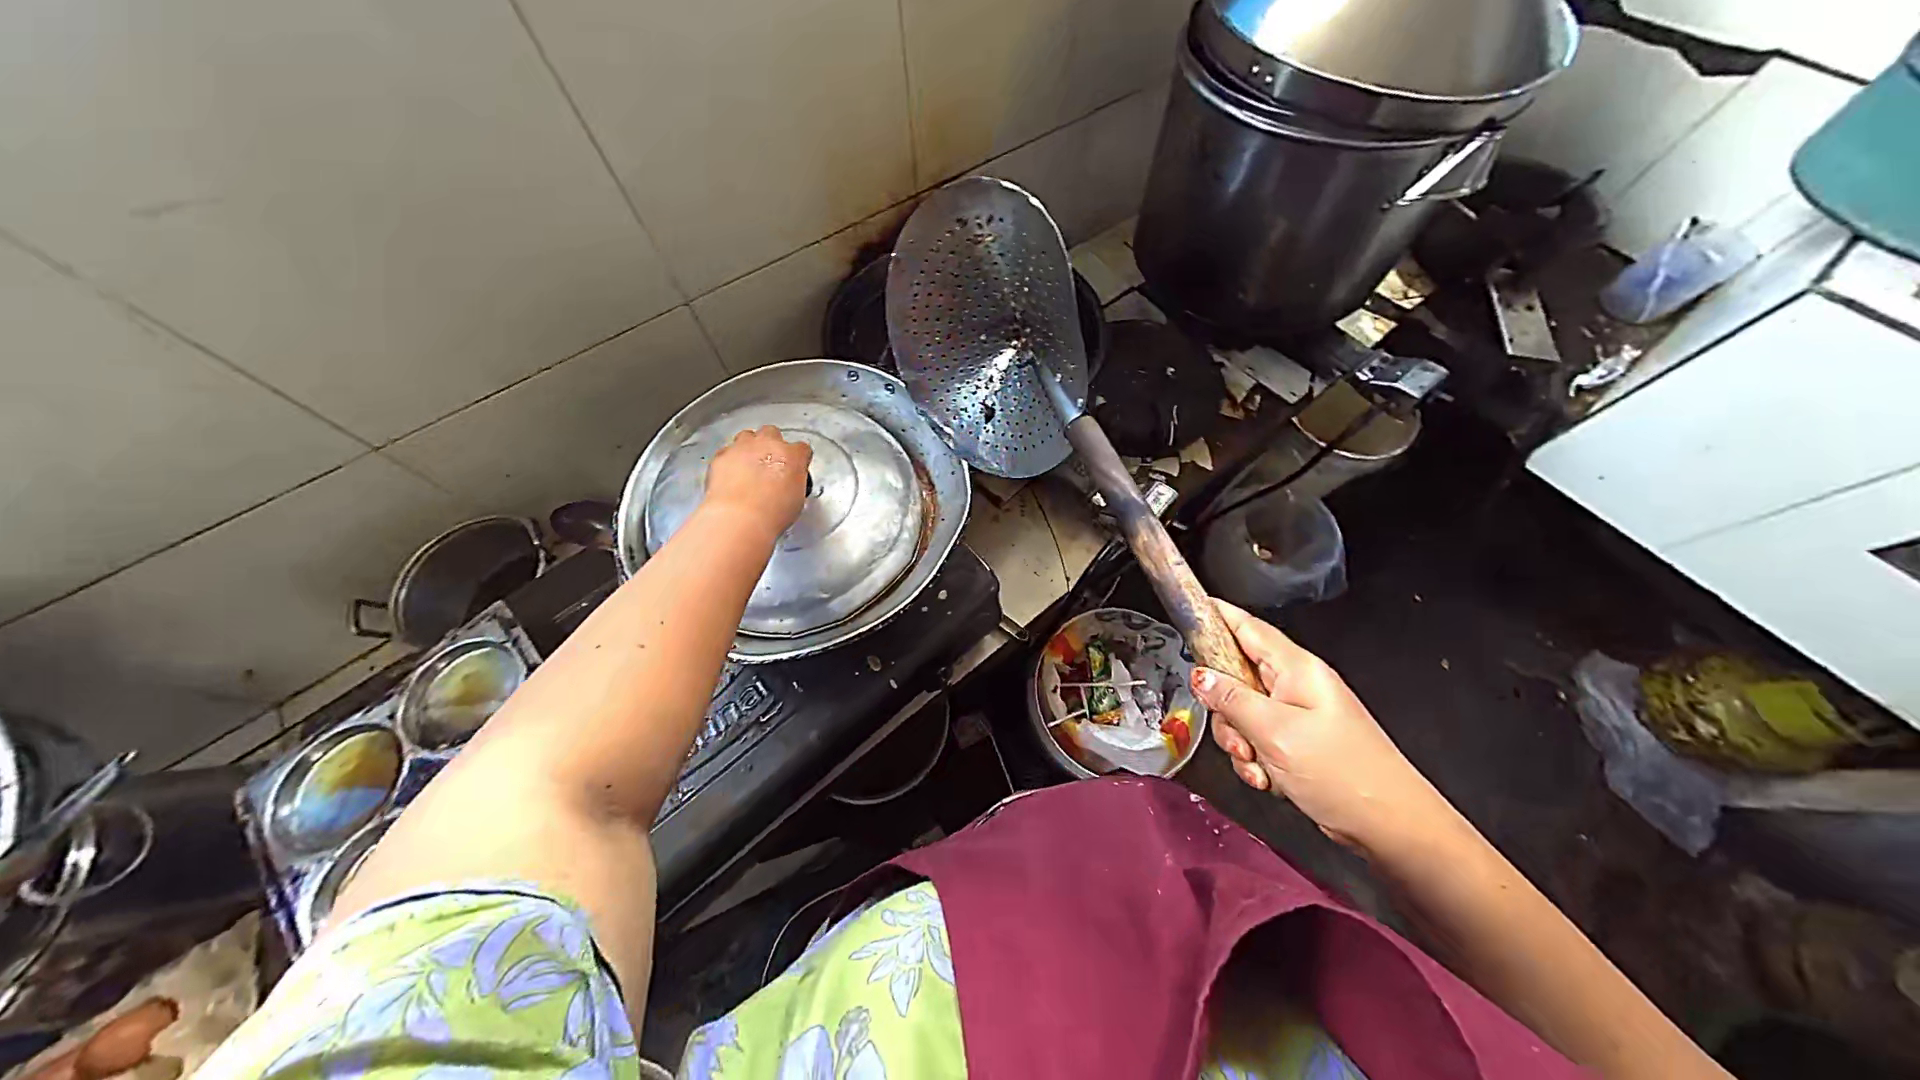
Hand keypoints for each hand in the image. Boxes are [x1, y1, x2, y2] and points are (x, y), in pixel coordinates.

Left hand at [705, 426, 812, 534]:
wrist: (740, 517)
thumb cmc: (770, 512)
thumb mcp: (797, 500)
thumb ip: (795, 483)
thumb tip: (789, 485)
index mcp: (793, 455)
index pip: (801, 449)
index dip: (798, 458)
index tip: (794, 467)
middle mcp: (768, 444)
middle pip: (772, 433)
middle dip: (771, 445)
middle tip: (770, 464)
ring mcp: (743, 447)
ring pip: (747, 436)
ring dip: (749, 448)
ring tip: (749, 468)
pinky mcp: (722, 455)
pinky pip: (726, 452)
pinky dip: (729, 460)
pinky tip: (731, 476)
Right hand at [1191, 600, 1448, 851]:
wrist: (1389, 824)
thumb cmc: (1346, 775)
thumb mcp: (1274, 732)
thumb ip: (1231, 699)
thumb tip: (1200, 677)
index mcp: (1297, 669)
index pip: (1246, 626)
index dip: (1215, 615)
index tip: (1189, 611)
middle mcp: (1297, 685)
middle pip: (1235, 674)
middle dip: (1224, 707)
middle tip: (1236, 732)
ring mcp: (1297, 712)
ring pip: (1241, 711)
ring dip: (1239, 739)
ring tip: (1257, 762)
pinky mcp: (1298, 738)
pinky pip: (1256, 737)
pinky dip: (1254, 758)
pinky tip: (1269, 776)